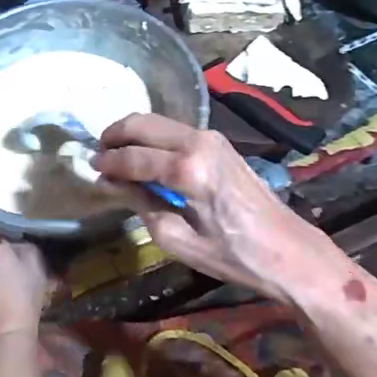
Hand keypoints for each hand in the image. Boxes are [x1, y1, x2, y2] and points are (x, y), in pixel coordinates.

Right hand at [93, 114, 343, 300]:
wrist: (287, 249)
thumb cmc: (232, 255)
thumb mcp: (178, 239)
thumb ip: (141, 204)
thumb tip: (111, 182)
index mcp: (188, 170)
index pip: (134, 157)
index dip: (108, 162)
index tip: (90, 168)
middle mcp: (199, 142)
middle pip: (143, 123)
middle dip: (115, 135)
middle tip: (98, 154)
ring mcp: (212, 137)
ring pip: (159, 121)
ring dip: (134, 133)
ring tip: (116, 155)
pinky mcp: (220, 141)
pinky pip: (175, 129)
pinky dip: (154, 137)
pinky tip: (146, 156)